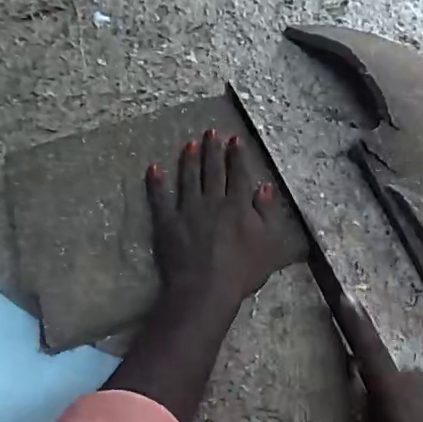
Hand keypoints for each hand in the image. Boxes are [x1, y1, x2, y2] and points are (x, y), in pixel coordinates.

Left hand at [146, 128, 287, 306]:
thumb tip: (265, 186)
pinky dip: (156, 183)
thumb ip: (267, 214)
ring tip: (189, 144)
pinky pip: (160, 199)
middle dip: (213, 150)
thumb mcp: (269, 245)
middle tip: (211, 132)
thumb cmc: (242, 272)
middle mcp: (213, 201)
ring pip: (189, 178)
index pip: (238, 174)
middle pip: (213, 171)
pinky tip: (153, 168)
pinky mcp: (167, 223)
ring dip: (189, 160)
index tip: (234, 140)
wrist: (206, 289)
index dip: (236, 156)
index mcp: (238, 206)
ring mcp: (188, 210)